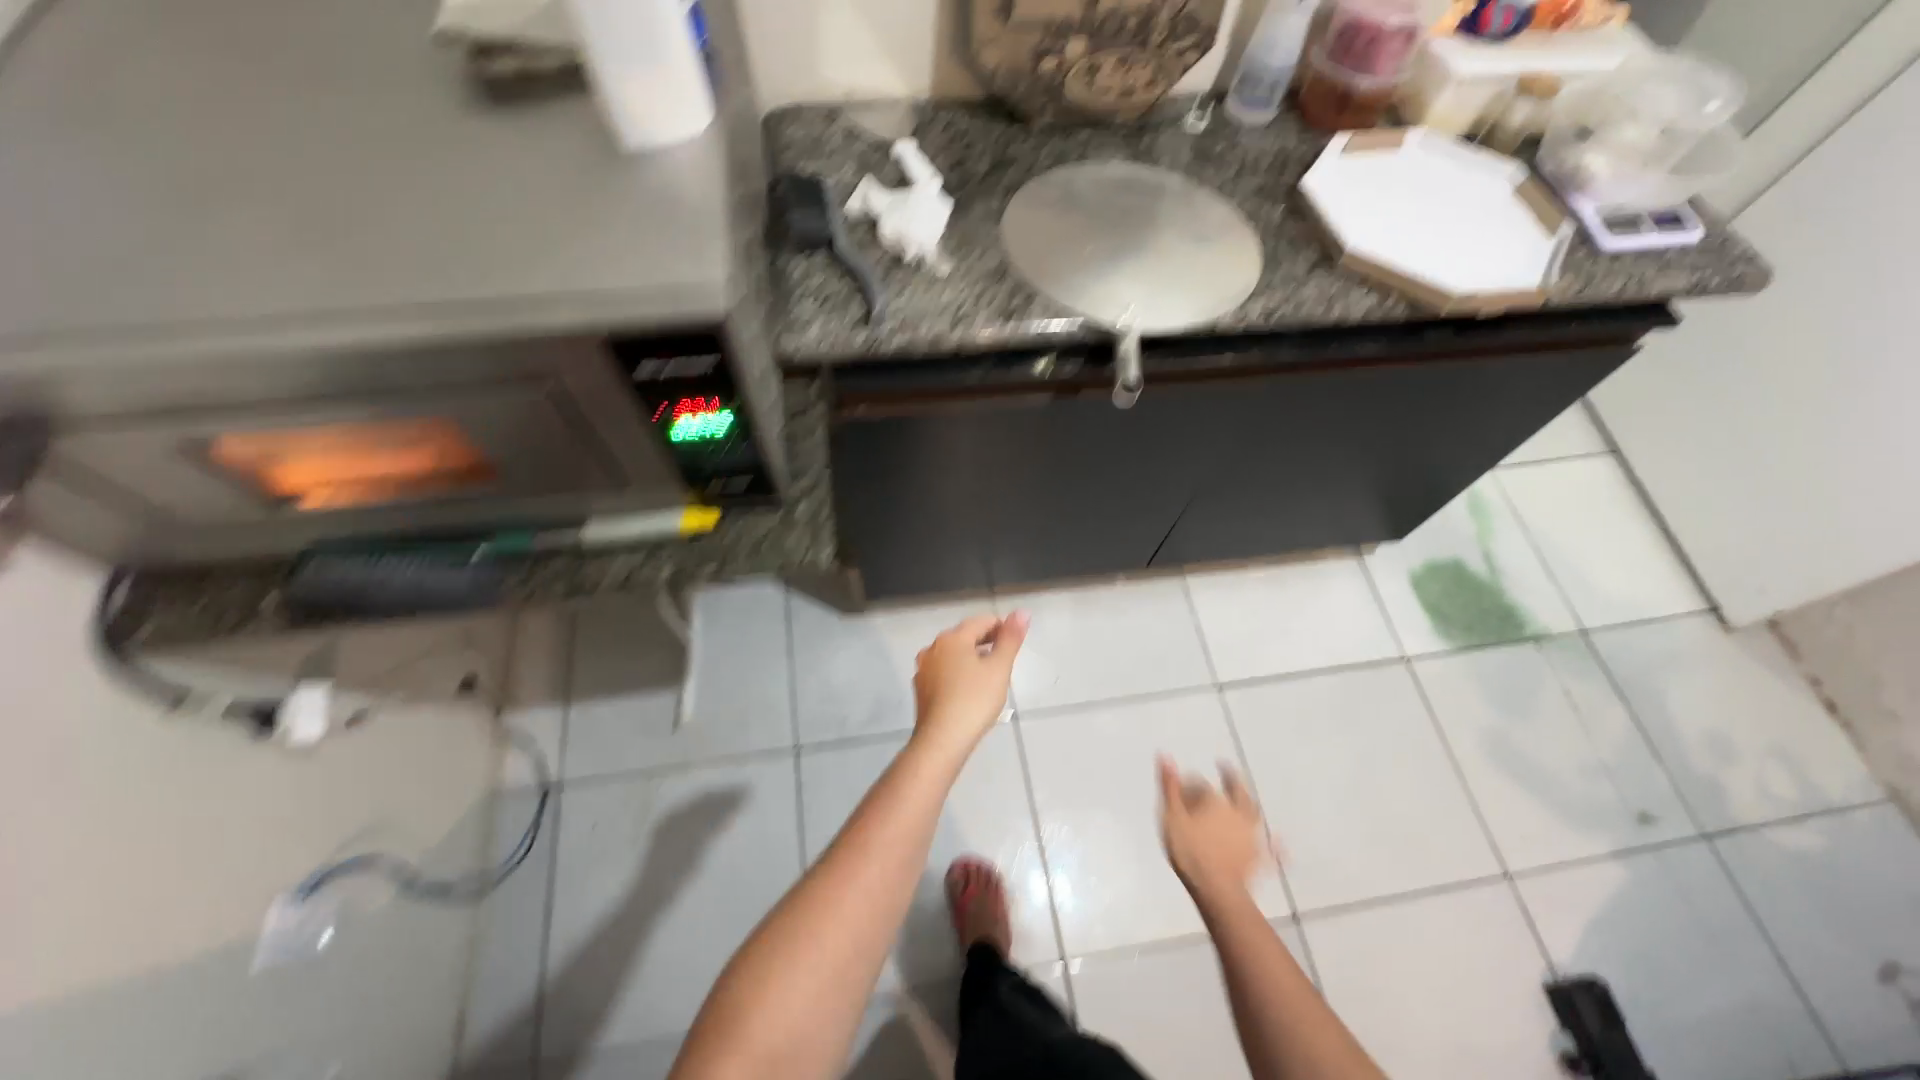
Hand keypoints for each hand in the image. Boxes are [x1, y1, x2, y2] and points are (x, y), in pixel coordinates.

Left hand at [912, 613, 1029, 749]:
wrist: (942, 740)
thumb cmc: (974, 701)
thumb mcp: (999, 668)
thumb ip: (1011, 638)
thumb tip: (1023, 611)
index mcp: (952, 638)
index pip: (983, 622)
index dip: (1003, 629)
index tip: (1016, 646)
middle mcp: (933, 647)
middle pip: (965, 636)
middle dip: (987, 644)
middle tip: (1005, 664)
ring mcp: (924, 668)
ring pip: (953, 654)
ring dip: (972, 659)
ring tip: (990, 678)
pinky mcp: (921, 687)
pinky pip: (944, 671)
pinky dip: (959, 673)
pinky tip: (969, 691)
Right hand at [1158, 755, 1274, 903]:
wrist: (1216, 887)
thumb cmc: (1188, 851)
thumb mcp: (1171, 817)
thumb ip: (1169, 786)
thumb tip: (1165, 755)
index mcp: (1214, 801)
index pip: (1200, 785)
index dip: (1189, 784)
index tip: (1181, 787)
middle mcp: (1237, 812)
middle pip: (1235, 791)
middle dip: (1230, 778)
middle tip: (1227, 768)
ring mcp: (1250, 835)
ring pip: (1252, 813)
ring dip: (1249, 802)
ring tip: (1247, 796)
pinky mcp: (1258, 857)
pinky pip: (1269, 850)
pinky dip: (1274, 845)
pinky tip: (1279, 842)